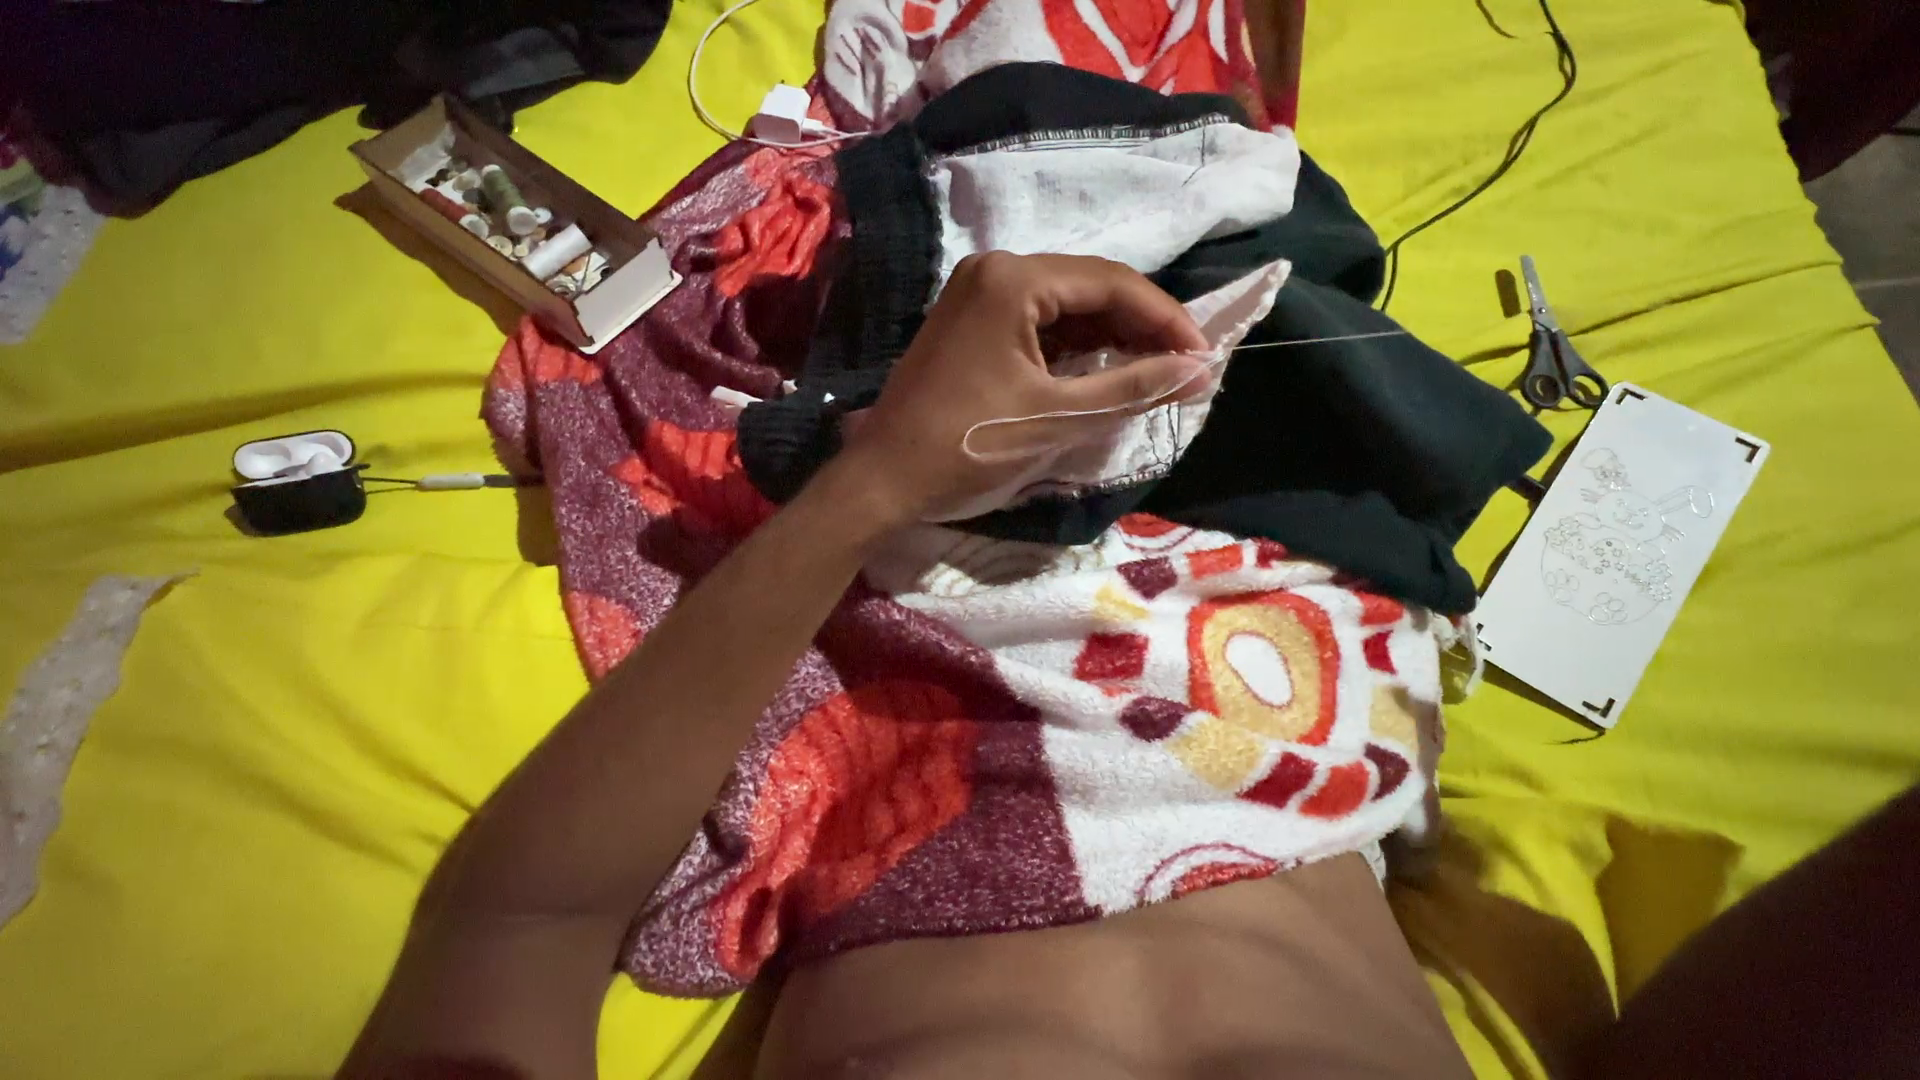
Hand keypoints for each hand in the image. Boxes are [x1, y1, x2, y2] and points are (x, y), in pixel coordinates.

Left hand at [833, 252, 1211, 526]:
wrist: (884, 481)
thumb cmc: (967, 447)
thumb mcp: (1057, 419)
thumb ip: (1131, 389)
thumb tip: (1199, 371)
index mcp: (1013, 279)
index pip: (1112, 284)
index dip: (1167, 321)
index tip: (1205, 360)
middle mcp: (995, 270)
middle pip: (1091, 289)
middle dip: (1142, 330)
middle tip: (1186, 370)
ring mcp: (978, 296)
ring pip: (1067, 309)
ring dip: (1112, 340)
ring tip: (1156, 376)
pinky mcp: (971, 325)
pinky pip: (1039, 326)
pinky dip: (1076, 351)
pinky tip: (1106, 375)